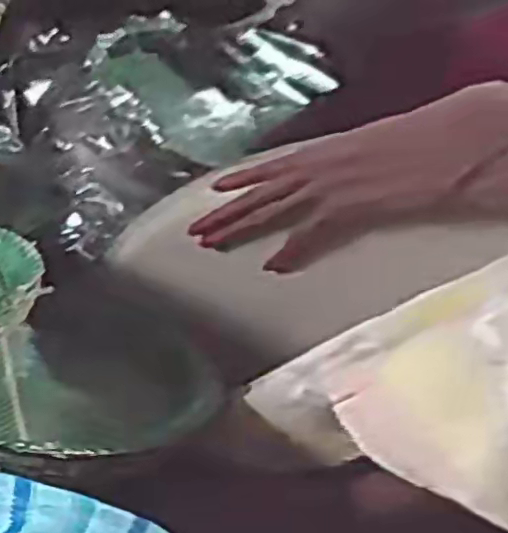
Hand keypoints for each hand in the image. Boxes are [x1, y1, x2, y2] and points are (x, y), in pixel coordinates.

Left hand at [188, 84, 507, 272]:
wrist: (479, 135)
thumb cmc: (453, 124)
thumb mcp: (397, 128)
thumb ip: (365, 145)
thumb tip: (360, 154)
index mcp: (336, 146)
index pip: (279, 164)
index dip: (246, 177)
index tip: (217, 187)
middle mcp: (323, 167)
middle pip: (261, 194)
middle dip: (225, 213)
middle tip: (194, 230)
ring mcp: (330, 189)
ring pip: (269, 213)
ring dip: (238, 230)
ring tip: (209, 244)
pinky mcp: (345, 209)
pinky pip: (306, 237)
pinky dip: (290, 253)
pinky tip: (273, 266)